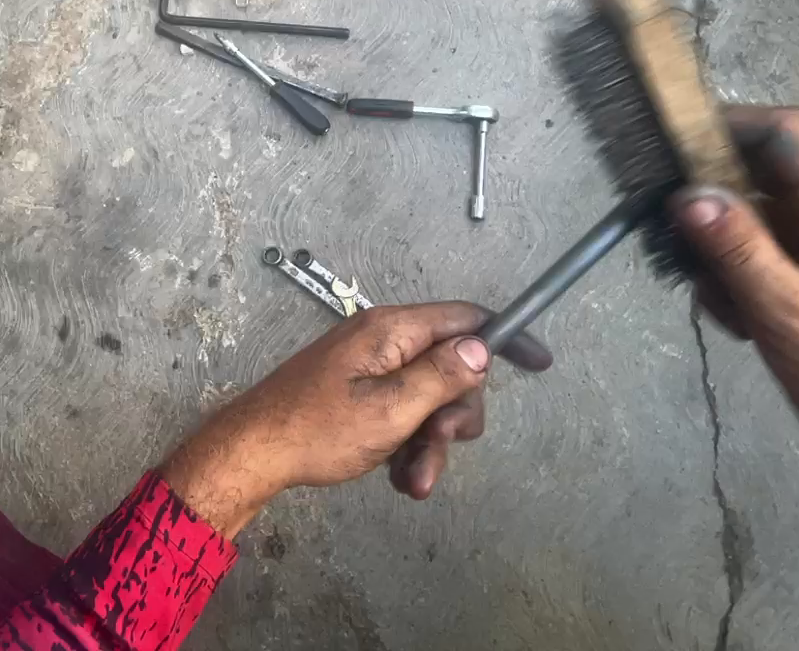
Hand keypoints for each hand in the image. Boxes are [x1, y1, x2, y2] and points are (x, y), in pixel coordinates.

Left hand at [159, 303, 551, 535]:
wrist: (257, 449)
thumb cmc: (318, 429)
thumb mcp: (391, 409)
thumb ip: (440, 376)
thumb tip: (481, 346)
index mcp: (390, 330)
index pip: (463, 318)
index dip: (504, 338)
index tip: (541, 364)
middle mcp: (381, 339)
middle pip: (451, 367)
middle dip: (454, 416)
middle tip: (436, 448)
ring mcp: (368, 365)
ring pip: (428, 398)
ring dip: (430, 442)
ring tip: (412, 480)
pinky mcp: (358, 389)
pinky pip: (402, 410)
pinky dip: (407, 443)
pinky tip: (397, 475)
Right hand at [671, 105, 798, 545]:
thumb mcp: (791, 315)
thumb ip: (739, 250)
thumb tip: (686, 194)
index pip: (792, 135)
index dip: (732, 122)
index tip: (669, 139)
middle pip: (759, 171)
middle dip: (707, 196)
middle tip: (666, 227)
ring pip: (747, 213)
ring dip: (713, 244)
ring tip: (709, 291)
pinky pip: (752, 248)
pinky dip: (727, 272)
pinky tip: (731, 313)